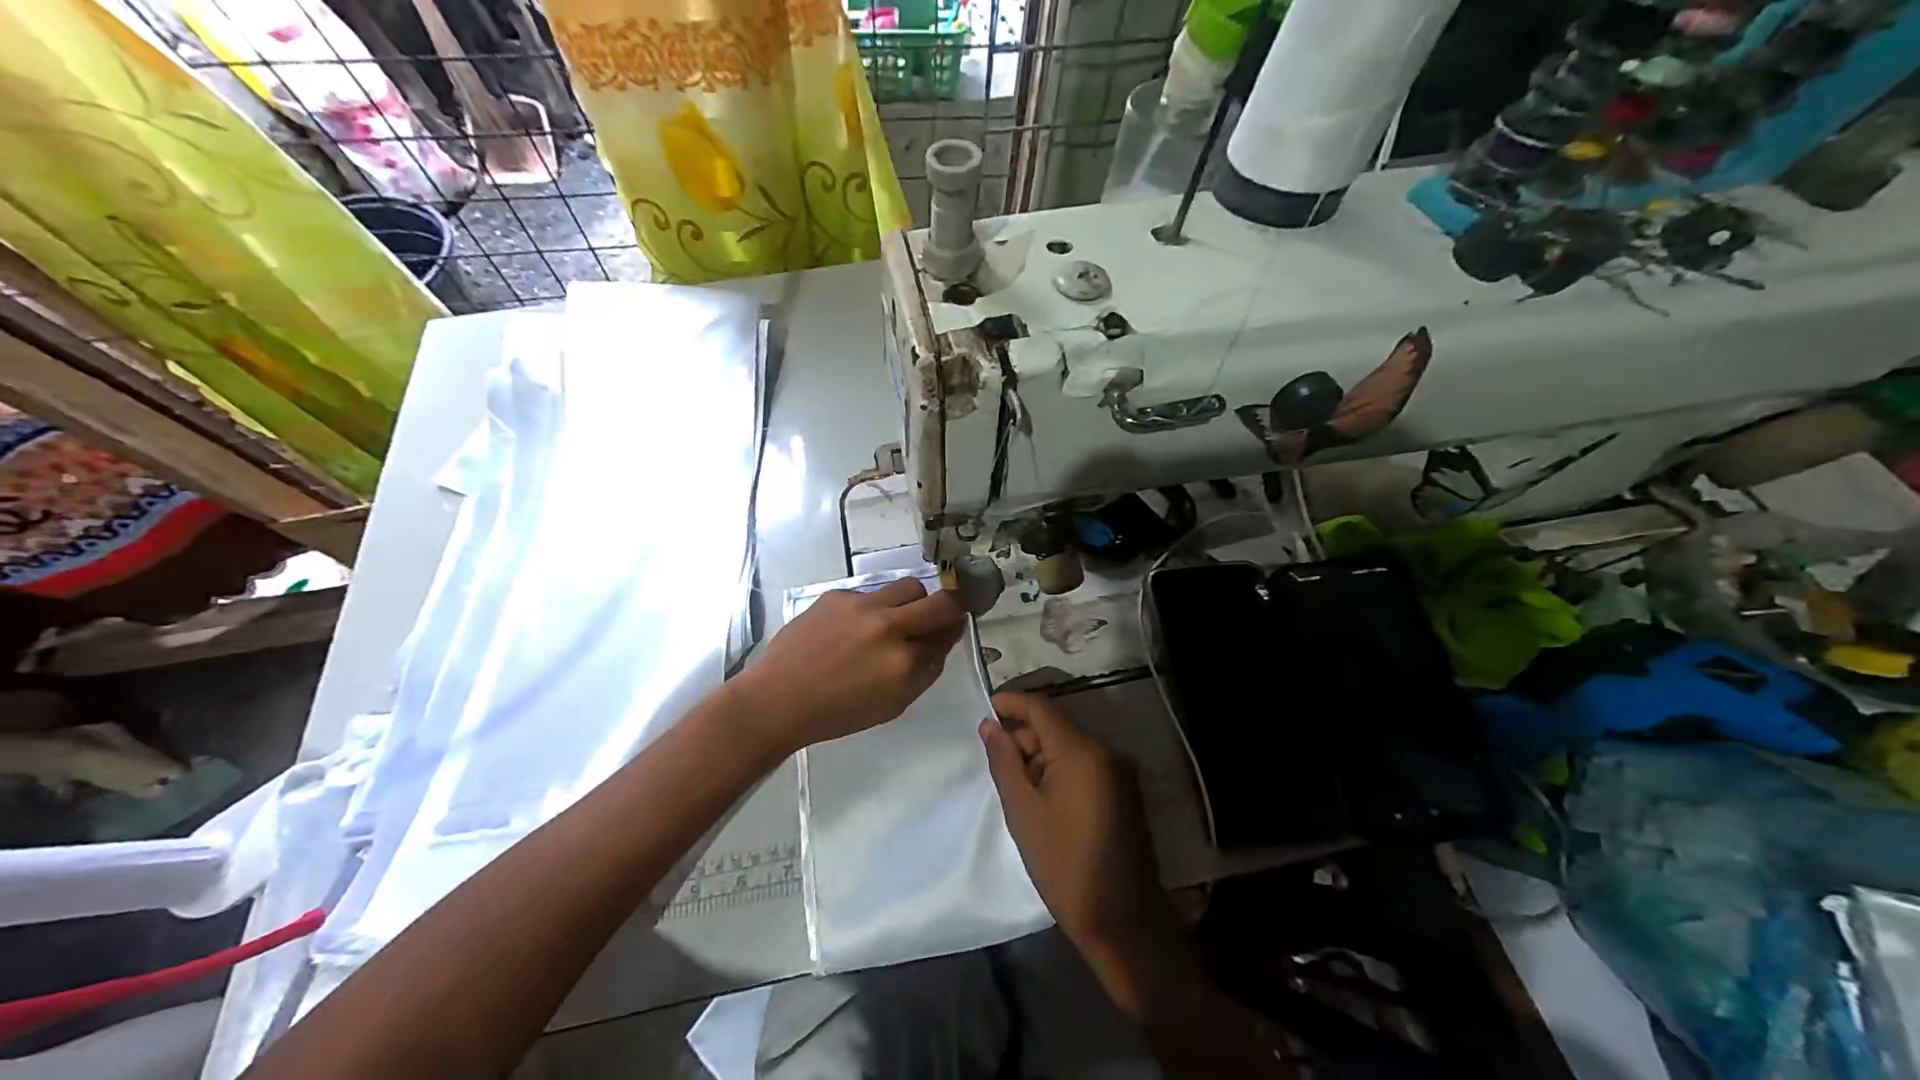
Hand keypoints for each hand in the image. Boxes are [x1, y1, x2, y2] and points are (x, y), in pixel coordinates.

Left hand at [729, 578, 966, 756]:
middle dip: (951, 605)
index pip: (948, 634)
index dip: (955, 629)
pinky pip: (871, 594)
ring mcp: (862, 606)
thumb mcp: (893, 704)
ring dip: (912, 602)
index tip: (954, 627)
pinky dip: (872, 608)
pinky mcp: (838, 595)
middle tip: (941, 614)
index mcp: (904, 662)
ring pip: (909, 588)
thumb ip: (925, 671)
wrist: (778, 699)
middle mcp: (889, 627)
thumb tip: (944, 639)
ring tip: (894, 620)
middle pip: (942, 601)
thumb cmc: (838, 712)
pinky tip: (851, 629)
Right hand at [983, 695, 1296, 1077]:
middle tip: (995, 762)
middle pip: (1057, 727)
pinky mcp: (1125, 792)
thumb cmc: (1063, 864)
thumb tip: (990, 726)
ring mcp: (1120, 772)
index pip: (1042, 708)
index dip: (1012, 703)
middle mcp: (1106, 752)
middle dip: (1024, 737)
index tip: (986, 709)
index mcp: (1081, 752)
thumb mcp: (1023, 810)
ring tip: (1016, 787)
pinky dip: (1060, 771)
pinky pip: (1086, 765)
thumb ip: (1004, 761)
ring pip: (1071, 747)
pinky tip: (1042, 798)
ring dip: (1041, 756)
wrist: (1121, 918)